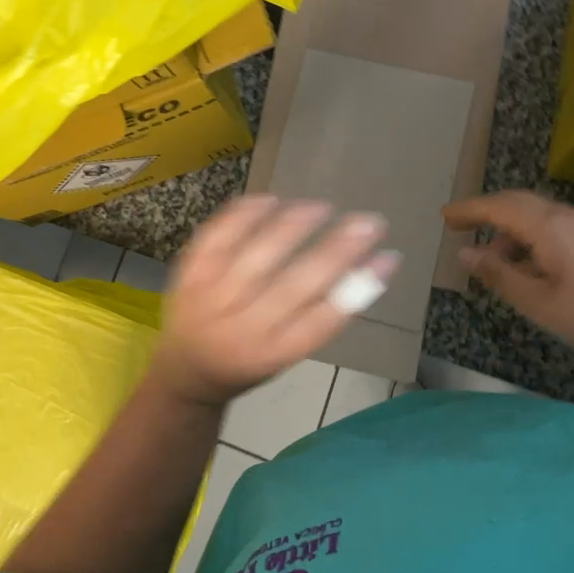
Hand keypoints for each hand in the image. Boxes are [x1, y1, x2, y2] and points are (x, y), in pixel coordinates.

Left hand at [153, 195, 399, 407]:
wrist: (185, 372)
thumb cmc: (250, 359)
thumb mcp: (288, 349)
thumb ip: (323, 315)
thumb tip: (372, 268)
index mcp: (273, 354)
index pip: (323, 321)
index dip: (360, 287)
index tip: (389, 257)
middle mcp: (241, 330)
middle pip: (294, 285)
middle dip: (336, 251)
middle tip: (367, 223)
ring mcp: (210, 301)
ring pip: (256, 258)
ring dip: (292, 227)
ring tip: (321, 207)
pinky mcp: (188, 277)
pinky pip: (216, 238)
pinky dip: (244, 216)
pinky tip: (271, 200)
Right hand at [441, 191, 573, 371]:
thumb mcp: (537, 303)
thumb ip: (498, 275)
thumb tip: (465, 253)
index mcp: (549, 226)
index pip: (499, 207)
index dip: (469, 210)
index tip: (443, 217)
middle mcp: (567, 217)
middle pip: (518, 203)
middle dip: (486, 213)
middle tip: (458, 228)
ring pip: (536, 217)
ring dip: (508, 232)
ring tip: (490, 262)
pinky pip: (552, 229)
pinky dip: (528, 240)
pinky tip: (527, 269)